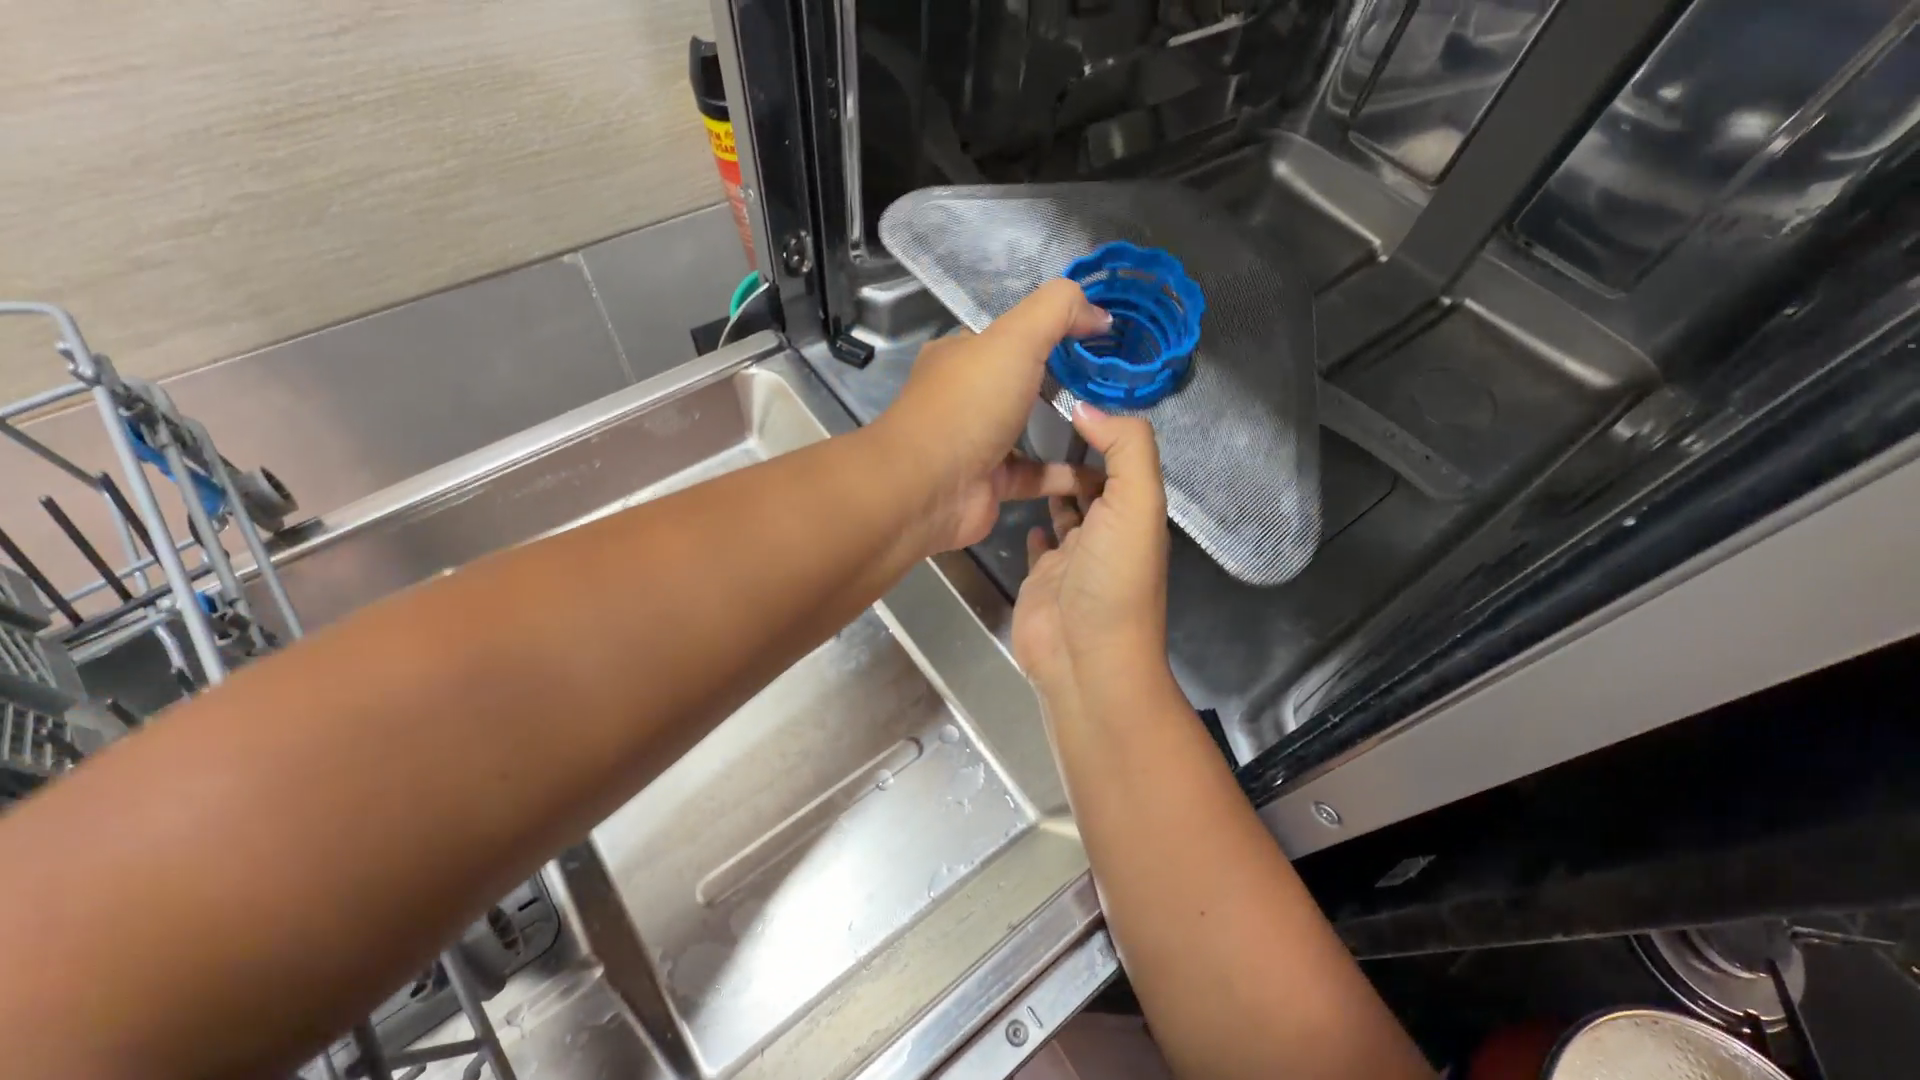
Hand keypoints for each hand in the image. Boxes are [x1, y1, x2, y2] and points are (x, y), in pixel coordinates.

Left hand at [874, 280, 1112, 551]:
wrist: (928, 490)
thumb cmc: (968, 406)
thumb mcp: (1014, 337)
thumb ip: (1058, 311)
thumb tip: (1100, 312)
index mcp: (961, 355)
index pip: (1009, 333)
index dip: (1053, 327)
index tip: (1099, 333)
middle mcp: (967, 396)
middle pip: (1023, 381)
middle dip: (1066, 380)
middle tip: (1114, 379)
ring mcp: (978, 442)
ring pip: (1032, 429)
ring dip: (1069, 427)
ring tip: (1118, 419)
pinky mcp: (993, 483)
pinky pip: (1039, 474)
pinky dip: (1069, 473)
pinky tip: (1104, 467)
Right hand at [1011, 403, 1173, 707]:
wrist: (1085, 658)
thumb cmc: (1114, 579)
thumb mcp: (1137, 502)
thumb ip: (1124, 447)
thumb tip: (1089, 406)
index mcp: (1135, 512)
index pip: (1123, 460)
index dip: (1103, 430)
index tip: (1067, 396)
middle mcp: (1107, 532)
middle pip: (1094, 485)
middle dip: (1077, 457)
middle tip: (1036, 421)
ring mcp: (1074, 558)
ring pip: (1067, 512)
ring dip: (1056, 487)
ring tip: (1026, 454)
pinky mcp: (1043, 579)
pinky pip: (1040, 545)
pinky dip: (1037, 526)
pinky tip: (1025, 510)